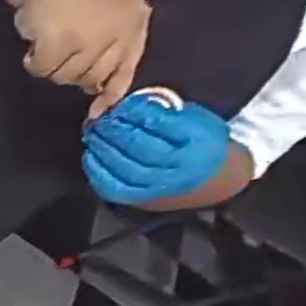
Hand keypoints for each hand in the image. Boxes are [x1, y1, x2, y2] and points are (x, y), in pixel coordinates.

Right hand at [13, 0, 150, 118]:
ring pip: (66, 78)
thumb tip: (97, 92)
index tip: (98, 112)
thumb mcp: (106, 22)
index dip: (113, 92)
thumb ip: (108, 53)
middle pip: (92, 78)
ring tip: (52, 41)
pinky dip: (35, 62)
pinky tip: (38, 44)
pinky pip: (44, 72)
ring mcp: (90, 40)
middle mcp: (117, 32)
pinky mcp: (62, 46)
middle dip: (76, 72)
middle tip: (65, 52)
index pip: (127, 66)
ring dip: (53, 66)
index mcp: (133, 24)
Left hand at [82, 92, 231, 205]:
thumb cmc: (203, 145)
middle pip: (137, 144)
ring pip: (122, 166)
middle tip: (98, 121)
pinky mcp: (140, 199)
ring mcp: (158, 185)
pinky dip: (97, 170)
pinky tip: (89, 156)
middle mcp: (179, 163)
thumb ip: (169, 113)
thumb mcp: (199, 121)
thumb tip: (131, 106)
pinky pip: (111, 186)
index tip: (119, 106)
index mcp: (199, 138)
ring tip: (92, 135)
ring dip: (102, 149)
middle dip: (114, 130)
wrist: (216, 182)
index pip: (160, 122)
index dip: (134, 113)